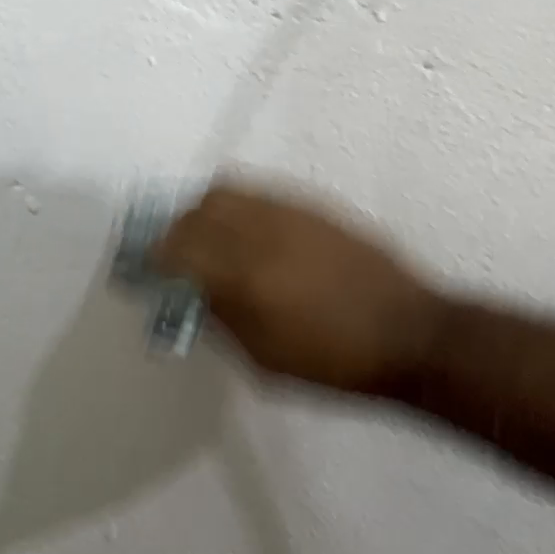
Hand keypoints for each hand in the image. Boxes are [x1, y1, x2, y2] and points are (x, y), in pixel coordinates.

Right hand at [151, 177, 442, 393]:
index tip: (143, 269)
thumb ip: (221, 320)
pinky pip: (257, 191)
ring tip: (204, 233)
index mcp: (241, 277)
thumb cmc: (335, 361)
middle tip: (173, 251)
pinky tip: (244, 229)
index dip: (152, 258)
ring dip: (202, 211)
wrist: (411, 333)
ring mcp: (285, 212)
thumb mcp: (264, 359)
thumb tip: (193, 295)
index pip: (176, 251)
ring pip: (225, 191)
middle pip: (194, 212)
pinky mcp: (309, 205)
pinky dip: (236, 205)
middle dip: (174, 230)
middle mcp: (257, 233)